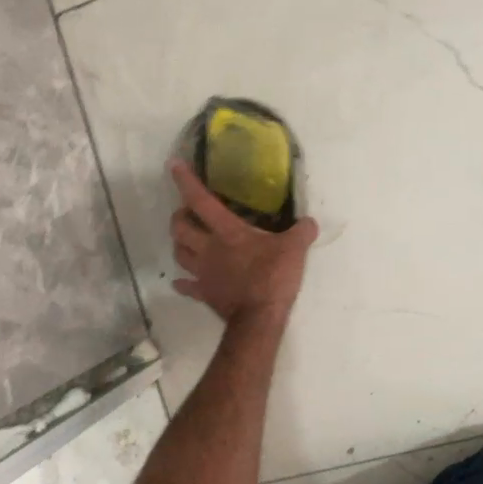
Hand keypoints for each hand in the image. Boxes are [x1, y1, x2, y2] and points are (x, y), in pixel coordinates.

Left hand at [168, 159, 317, 323]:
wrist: (259, 318)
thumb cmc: (273, 277)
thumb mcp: (294, 249)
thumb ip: (301, 232)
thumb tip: (310, 222)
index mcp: (227, 232)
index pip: (200, 201)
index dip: (186, 182)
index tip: (173, 165)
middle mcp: (207, 248)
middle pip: (179, 228)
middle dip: (179, 216)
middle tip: (186, 212)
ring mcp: (202, 273)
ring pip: (179, 253)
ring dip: (179, 244)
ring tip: (186, 240)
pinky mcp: (204, 294)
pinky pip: (187, 287)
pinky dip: (183, 283)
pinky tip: (183, 282)